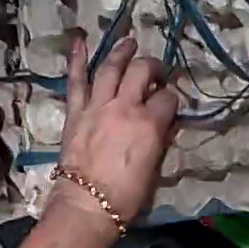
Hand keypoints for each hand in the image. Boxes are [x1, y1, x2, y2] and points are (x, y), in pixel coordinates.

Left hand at [51, 35, 178, 227]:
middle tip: (156, 69)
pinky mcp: (76, 112)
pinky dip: (77, 60)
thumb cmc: (126, 196)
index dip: (172, 98)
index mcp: (149, 124)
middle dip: (152, 66)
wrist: (86, 205)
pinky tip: (80, 41)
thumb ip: (160, 141)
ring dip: (121, 52)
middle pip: (141, 71)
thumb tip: (166, 125)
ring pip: (110, 68)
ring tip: (128, 42)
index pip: (168, 98)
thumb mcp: (154, 169)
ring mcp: (97, 106)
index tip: (171, 102)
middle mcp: (125, 107)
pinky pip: (76, 81)